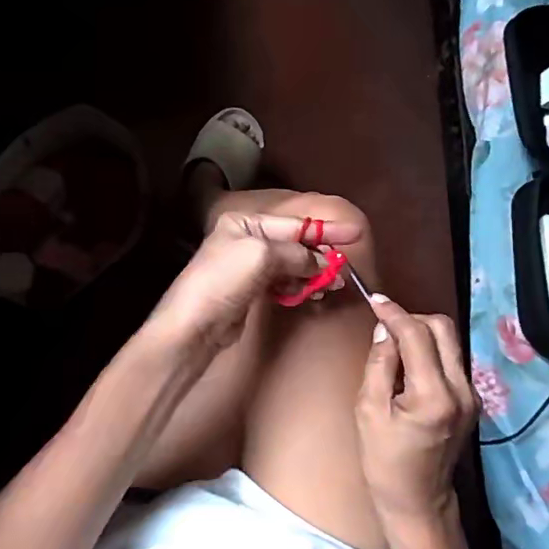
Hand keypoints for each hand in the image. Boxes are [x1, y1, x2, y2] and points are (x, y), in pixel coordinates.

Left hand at [145, 207, 363, 350]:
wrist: (192, 326)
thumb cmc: (222, 281)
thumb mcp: (261, 256)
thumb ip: (296, 254)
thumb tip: (323, 262)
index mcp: (244, 222)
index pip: (293, 223)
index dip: (325, 229)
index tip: (356, 232)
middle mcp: (245, 239)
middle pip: (294, 244)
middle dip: (319, 256)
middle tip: (343, 270)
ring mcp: (247, 266)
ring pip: (291, 266)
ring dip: (311, 275)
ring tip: (329, 286)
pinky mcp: (250, 290)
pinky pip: (283, 283)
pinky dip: (297, 287)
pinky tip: (309, 294)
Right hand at [355, 298, 475, 527]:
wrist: (419, 501)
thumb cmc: (385, 461)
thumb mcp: (369, 411)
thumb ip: (379, 365)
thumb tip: (382, 330)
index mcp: (434, 395)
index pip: (417, 336)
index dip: (394, 313)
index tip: (374, 300)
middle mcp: (462, 390)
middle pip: (443, 329)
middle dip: (411, 319)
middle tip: (383, 326)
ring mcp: (471, 395)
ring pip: (449, 342)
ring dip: (420, 334)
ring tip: (391, 347)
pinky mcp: (471, 400)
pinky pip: (450, 360)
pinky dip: (428, 351)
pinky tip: (407, 367)